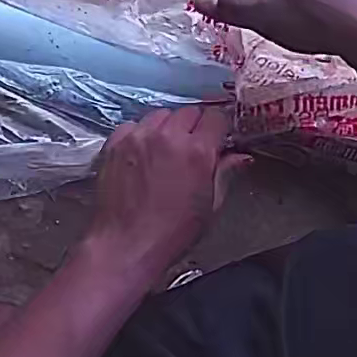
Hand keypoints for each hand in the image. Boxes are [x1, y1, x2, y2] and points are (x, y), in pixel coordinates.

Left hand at [85, 106, 246, 272]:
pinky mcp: (115, 144)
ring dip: (168, 127)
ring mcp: (138, 137)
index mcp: (197, 151)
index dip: (219, 127)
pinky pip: (133, 125)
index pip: (216, 117)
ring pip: (160, 114)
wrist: (125, 245)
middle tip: (193, 147)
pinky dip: (141, 134)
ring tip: (166, 150)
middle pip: (189, 111)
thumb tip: (241, 156)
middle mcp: (167, 136)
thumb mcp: (210, 207)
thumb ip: (225, 173)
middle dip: (195, 126)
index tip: (218, 137)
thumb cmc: (171, 233)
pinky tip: (143, 154)